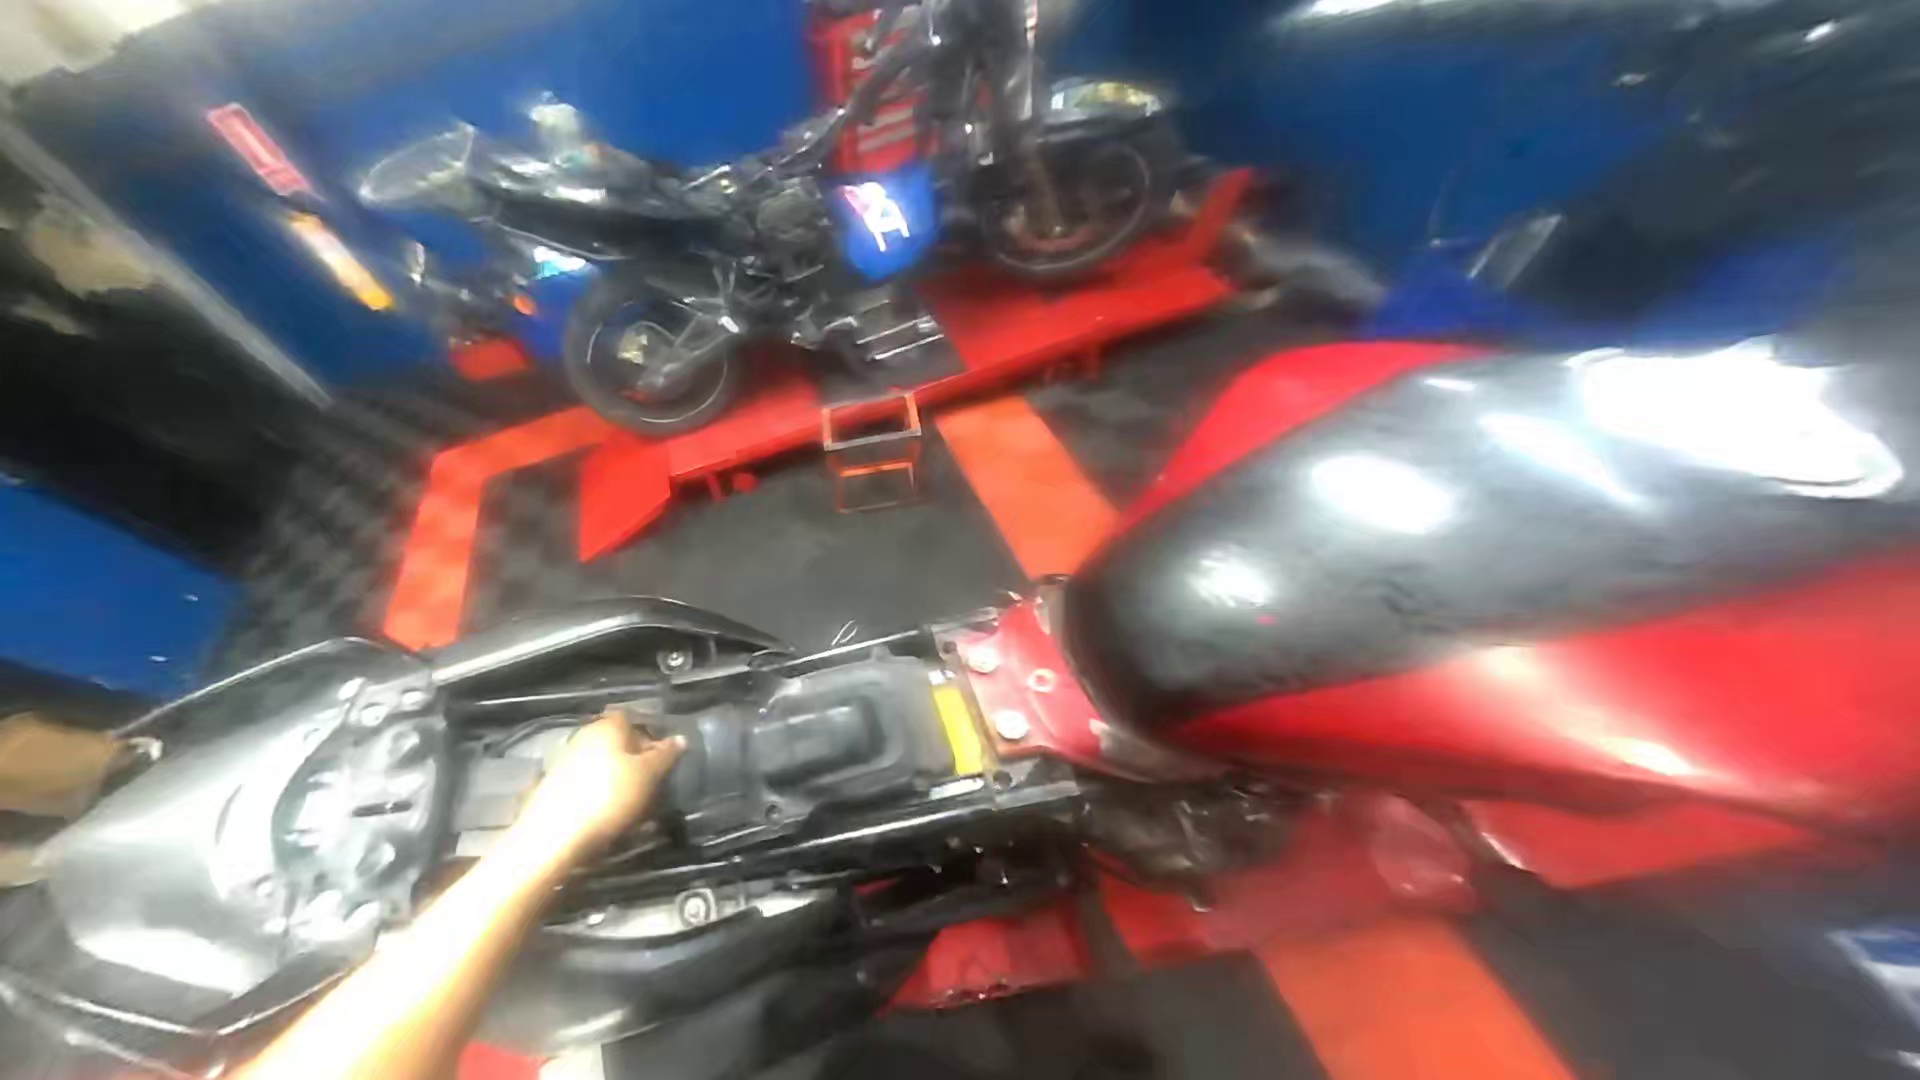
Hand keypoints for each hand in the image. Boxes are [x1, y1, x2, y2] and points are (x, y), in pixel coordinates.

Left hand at [512, 709, 686, 855]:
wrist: (551, 840)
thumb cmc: (608, 797)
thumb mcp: (649, 774)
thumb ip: (666, 754)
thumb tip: (680, 738)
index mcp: (606, 727)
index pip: (634, 718)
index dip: (652, 734)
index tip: (665, 755)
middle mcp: (583, 738)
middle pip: (618, 743)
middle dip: (637, 759)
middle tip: (655, 780)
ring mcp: (564, 764)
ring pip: (603, 765)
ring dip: (620, 779)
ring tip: (637, 804)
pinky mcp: (551, 791)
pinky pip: (587, 786)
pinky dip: (601, 795)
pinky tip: (612, 816)